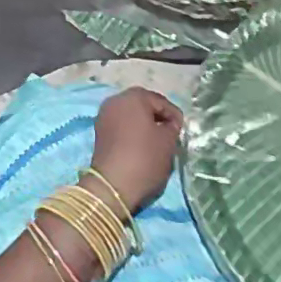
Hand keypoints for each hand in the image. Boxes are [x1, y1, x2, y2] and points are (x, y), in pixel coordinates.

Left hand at [88, 88, 183, 209]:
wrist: (113, 185)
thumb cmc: (145, 157)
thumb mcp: (168, 141)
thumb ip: (172, 126)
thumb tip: (168, 124)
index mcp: (133, 96)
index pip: (161, 102)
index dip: (174, 116)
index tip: (181, 131)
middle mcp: (115, 100)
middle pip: (143, 105)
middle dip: (157, 117)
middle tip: (170, 133)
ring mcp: (104, 115)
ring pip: (130, 115)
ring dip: (144, 124)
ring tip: (157, 141)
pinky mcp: (99, 131)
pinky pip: (121, 125)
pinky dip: (132, 131)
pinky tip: (141, 145)